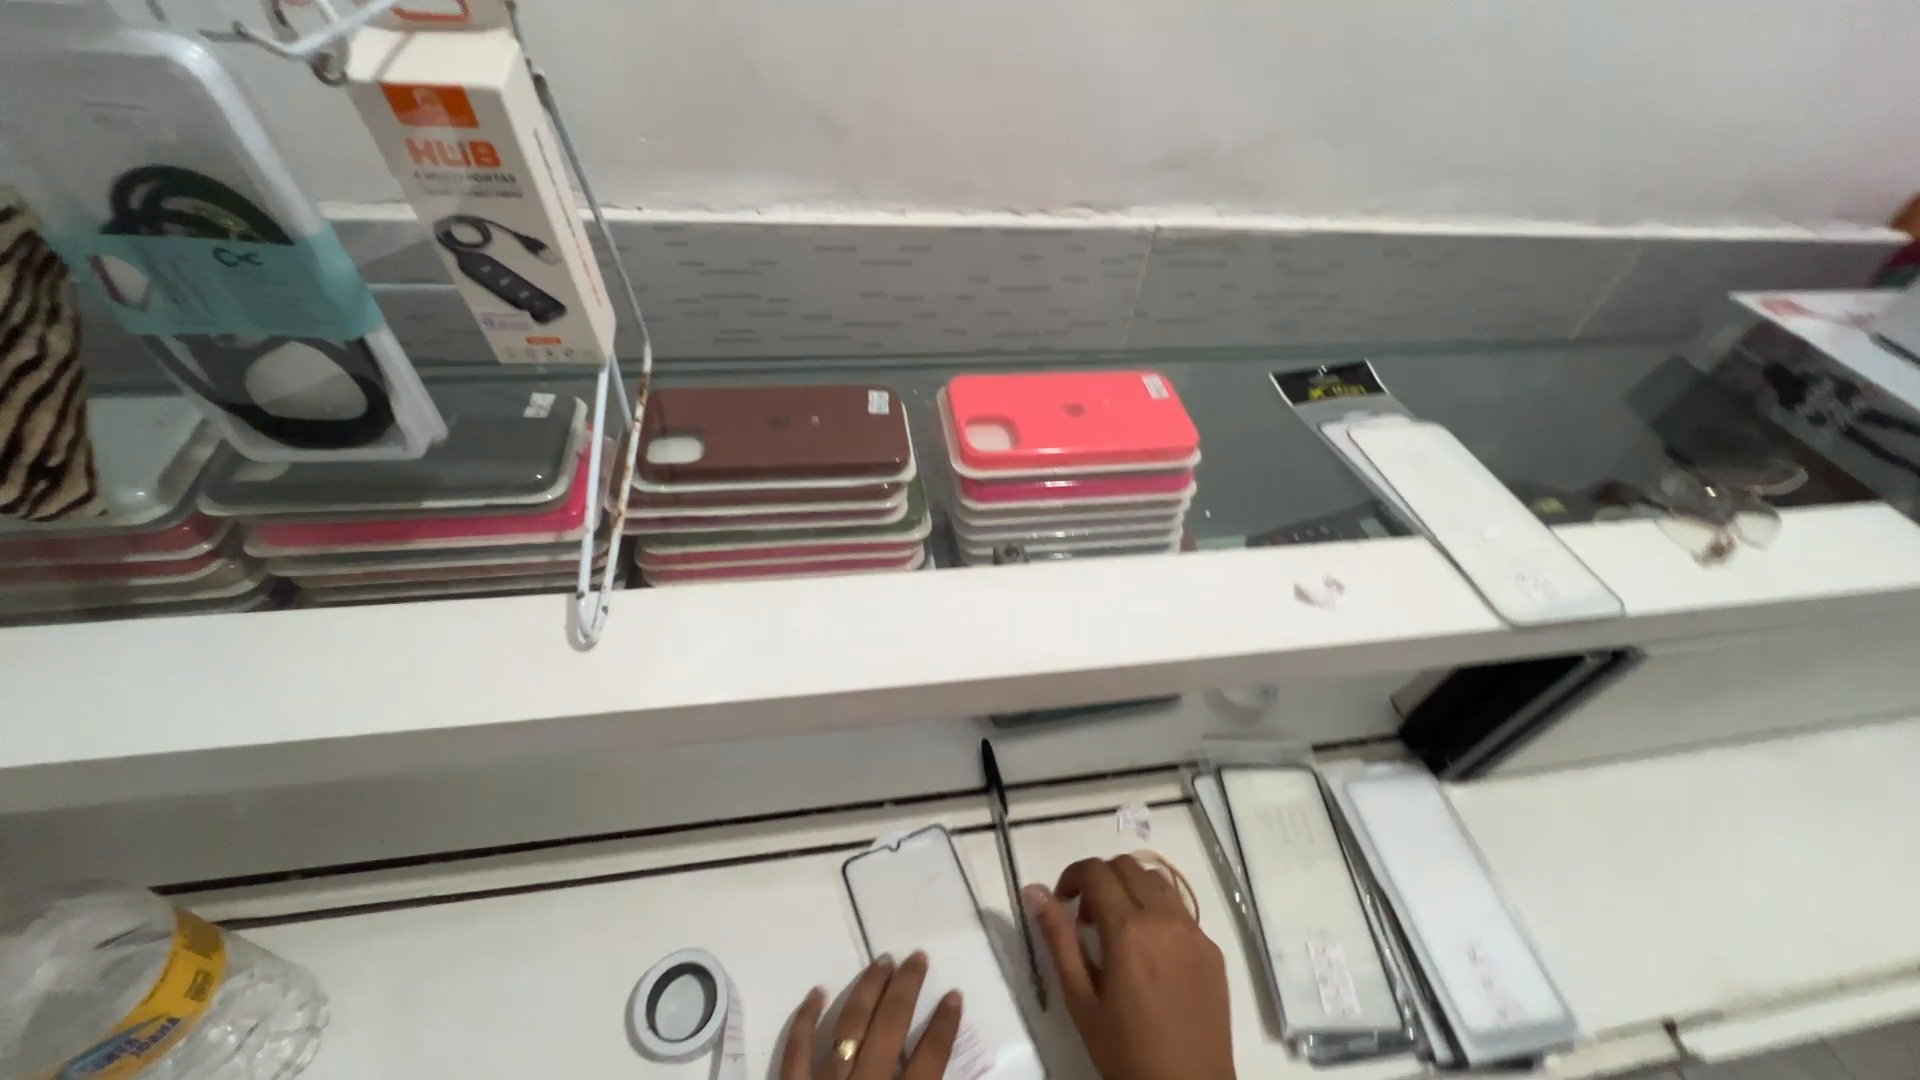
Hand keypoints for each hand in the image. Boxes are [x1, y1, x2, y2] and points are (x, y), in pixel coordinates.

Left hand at [781, 951, 963, 1079]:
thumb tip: (932, 1059)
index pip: (930, 1058)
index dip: (944, 1025)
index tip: (954, 994)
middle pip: (891, 1027)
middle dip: (906, 988)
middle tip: (917, 957)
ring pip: (850, 1026)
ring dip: (867, 990)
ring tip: (882, 961)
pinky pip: (797, 1050)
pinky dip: (806, 1019)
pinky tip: (817, 992)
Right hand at [1025, 856, 1235, 1079]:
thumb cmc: (1126, 1052)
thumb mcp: (1080, 999)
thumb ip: (1058, 938)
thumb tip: (1034, 890)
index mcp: (1128, 930)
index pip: (1095, 871)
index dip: (1072, 877)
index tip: (1063, 903)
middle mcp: (1164, 918)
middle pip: (1127, 866)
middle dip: (1100, 880)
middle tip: (1088, 920)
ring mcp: (1194, 931)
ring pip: (1156, 880)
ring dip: (1131, 889)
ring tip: (1119, 930)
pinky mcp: (1212, 949)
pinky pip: (1181, 908)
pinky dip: (1157, 911)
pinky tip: (1150, 952)